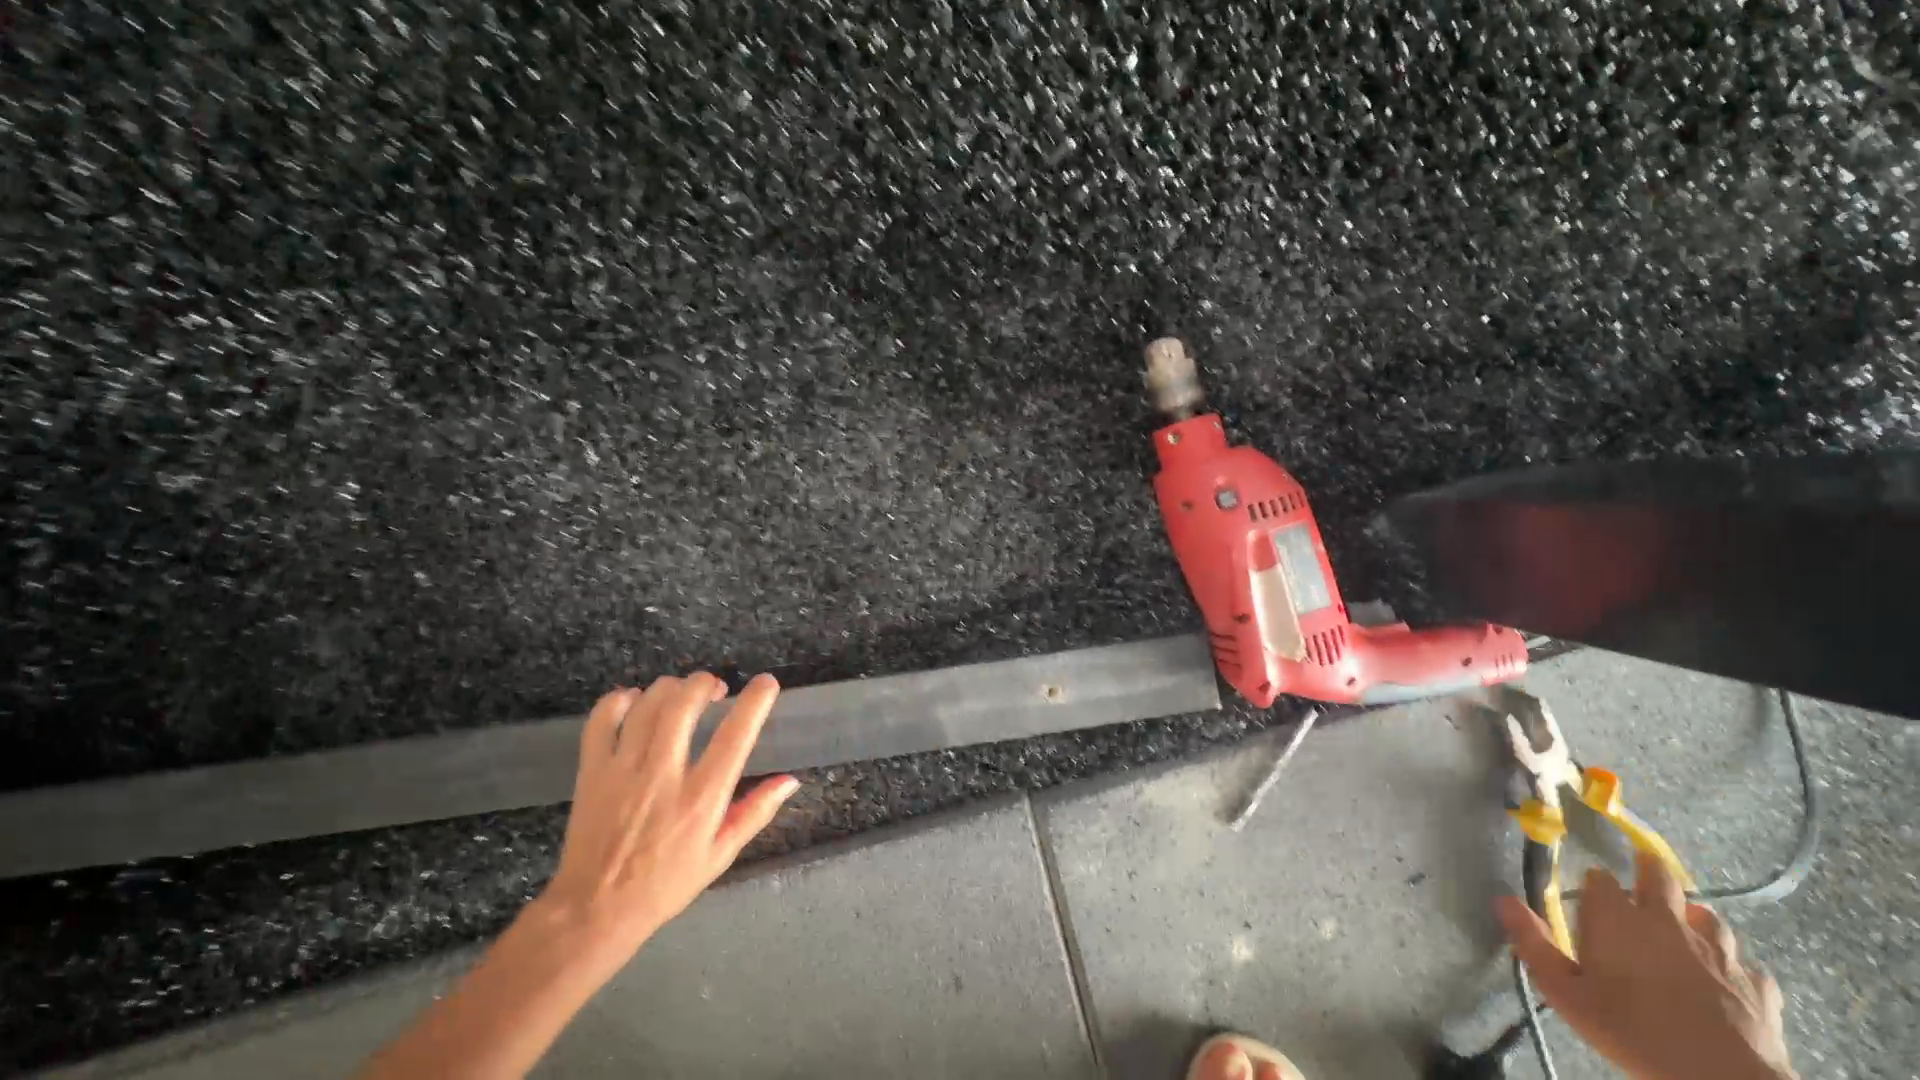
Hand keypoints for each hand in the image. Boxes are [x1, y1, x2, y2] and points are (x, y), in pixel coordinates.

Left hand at [531, 673, 796, 969]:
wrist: (597, 909)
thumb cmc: (666, 885)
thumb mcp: (720, 855)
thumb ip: (755, 812)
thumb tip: (789, 781)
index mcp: (702, 798)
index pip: (735, 735)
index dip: (755, 701)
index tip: (766, 683)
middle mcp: (664, 775)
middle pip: (685, 704)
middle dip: (705, 683)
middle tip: (715, 689)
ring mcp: (623, 769)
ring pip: (647, 704)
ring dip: (670, 688)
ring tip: (681, 694)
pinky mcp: (592, 771)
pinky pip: (602, 720)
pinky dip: (619, 700)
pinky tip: (634, 700)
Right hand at [1497, 851, 1794, 1079]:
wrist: (1721, 1077)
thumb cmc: (1630, 1029)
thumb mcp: (1564, 992)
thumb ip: (1532, 943)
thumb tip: (1503, 899)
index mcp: (1618, 917)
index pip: (1601, 879)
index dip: (1595, 885)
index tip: (1590, 897)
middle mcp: (1668, 921)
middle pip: (1660, 877)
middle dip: (1649, 871)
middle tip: (1642, 876)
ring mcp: (1719, 950)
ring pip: (1708, 915)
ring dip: (1693, 916)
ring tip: (1684, 927)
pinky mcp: (1757, 983)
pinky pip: (1744, 962)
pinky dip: (1732, 963)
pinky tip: (1726, 976)